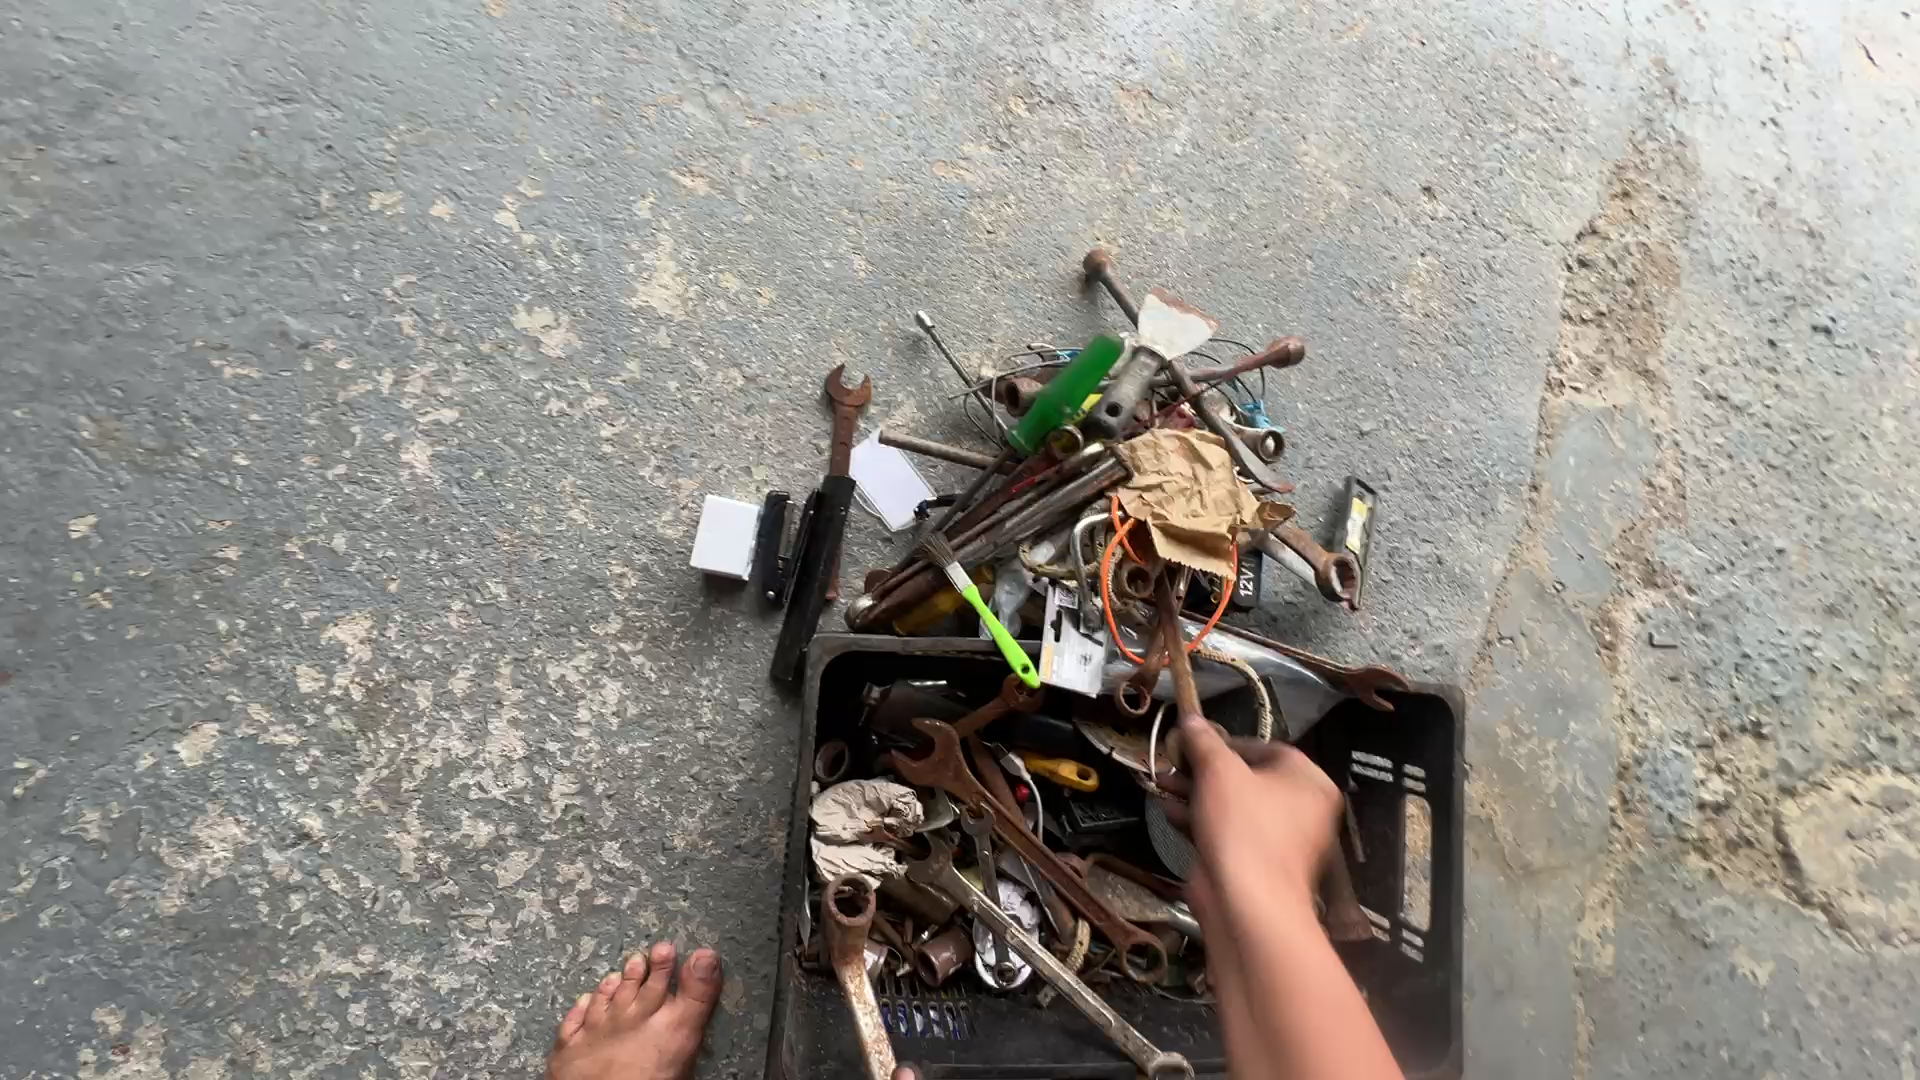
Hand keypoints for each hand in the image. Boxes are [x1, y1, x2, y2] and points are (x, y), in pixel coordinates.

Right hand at [1156, 714, 1342, 910]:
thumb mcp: (1218, 771)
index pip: (1263, 748)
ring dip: (1193, 792)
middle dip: (1201, 769)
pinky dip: (1198, 819)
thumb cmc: (1242, 825)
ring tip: (1162, 783)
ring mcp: (1278, 838)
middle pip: (1243, 776)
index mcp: (1307, 781)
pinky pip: (1226, 830)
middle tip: (1172, 762)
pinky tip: (1168, 811)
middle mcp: (1299, 808)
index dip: (1223, 742)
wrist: (1246, 903)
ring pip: (1230, 804)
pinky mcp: (1254, 862)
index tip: (1191, 742)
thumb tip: (1191, 718)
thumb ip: (1203, 741)